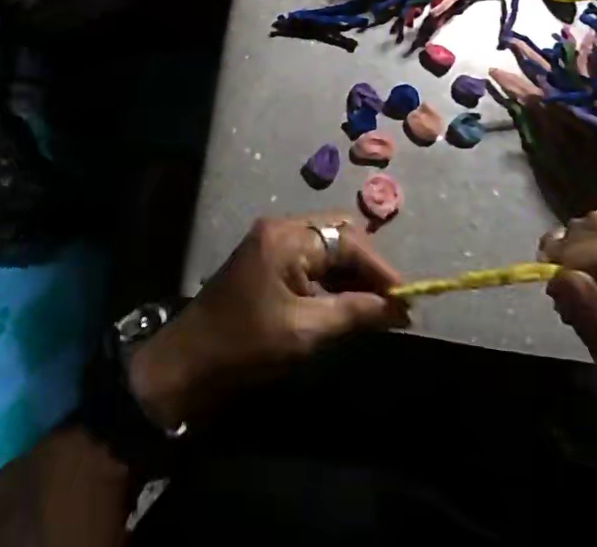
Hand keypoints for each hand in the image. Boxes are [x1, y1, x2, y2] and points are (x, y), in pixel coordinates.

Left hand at [130, 212, 406, 426]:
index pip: (348, 239)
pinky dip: (332, 283)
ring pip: (326, 250)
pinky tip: (349, 308)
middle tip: (392, 305)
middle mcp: (279, 231)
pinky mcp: (267, 265)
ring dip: (352, 277)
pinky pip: (310, 263)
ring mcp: (271, 246)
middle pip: (338, 236)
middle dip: (368, 268)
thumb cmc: (246, 345)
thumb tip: (400, 308)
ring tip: (378, 310)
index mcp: (286, 237)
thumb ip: (355, 312)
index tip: (408, 300)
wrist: (188, 365)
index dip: (381, 269)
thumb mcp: (306, 331)